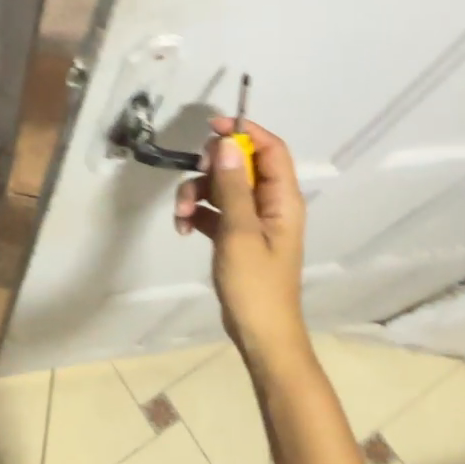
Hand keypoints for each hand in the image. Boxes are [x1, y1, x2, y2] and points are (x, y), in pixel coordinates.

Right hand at [173, 118, 307, 355]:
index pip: (270, 148)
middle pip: (240, 164)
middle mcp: (270, 204)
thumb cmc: (256, 284)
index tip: (211, 128)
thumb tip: (226, 144)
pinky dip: (197, 214)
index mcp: (283, 199)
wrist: (260, 334)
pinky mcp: (236, 237)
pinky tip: (184, 229)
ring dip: (197, 193)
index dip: (244, 131)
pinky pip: (215, 211)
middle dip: (211, 167)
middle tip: (196, 176)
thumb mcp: (239, 232)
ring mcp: (253, 221)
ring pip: (222, 187)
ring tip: (181, 215)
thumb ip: (232, 186)